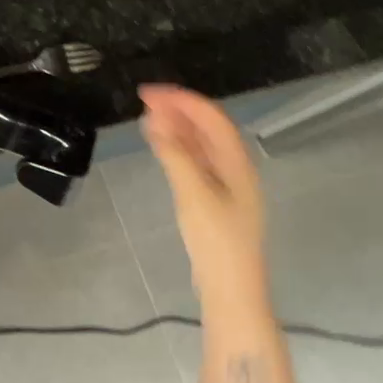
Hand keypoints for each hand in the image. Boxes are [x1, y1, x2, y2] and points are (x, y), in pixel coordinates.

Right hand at [140, 84, 268, 302]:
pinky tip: (163, 147)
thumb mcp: (193, 194)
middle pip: (208, 127)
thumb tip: (156, 120)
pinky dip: (179, 147)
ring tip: (149, 118)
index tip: (148, 93)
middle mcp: (236, 168)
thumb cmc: (216, 241)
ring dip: (178, 127)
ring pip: (202, 144)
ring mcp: (227, 185)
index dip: (181, 99)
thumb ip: (175, 155)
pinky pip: (198, 161)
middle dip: (178, 110)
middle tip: (145, 101)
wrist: (231, 290)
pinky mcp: (216, 200)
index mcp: (237, 163)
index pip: (210, 117)